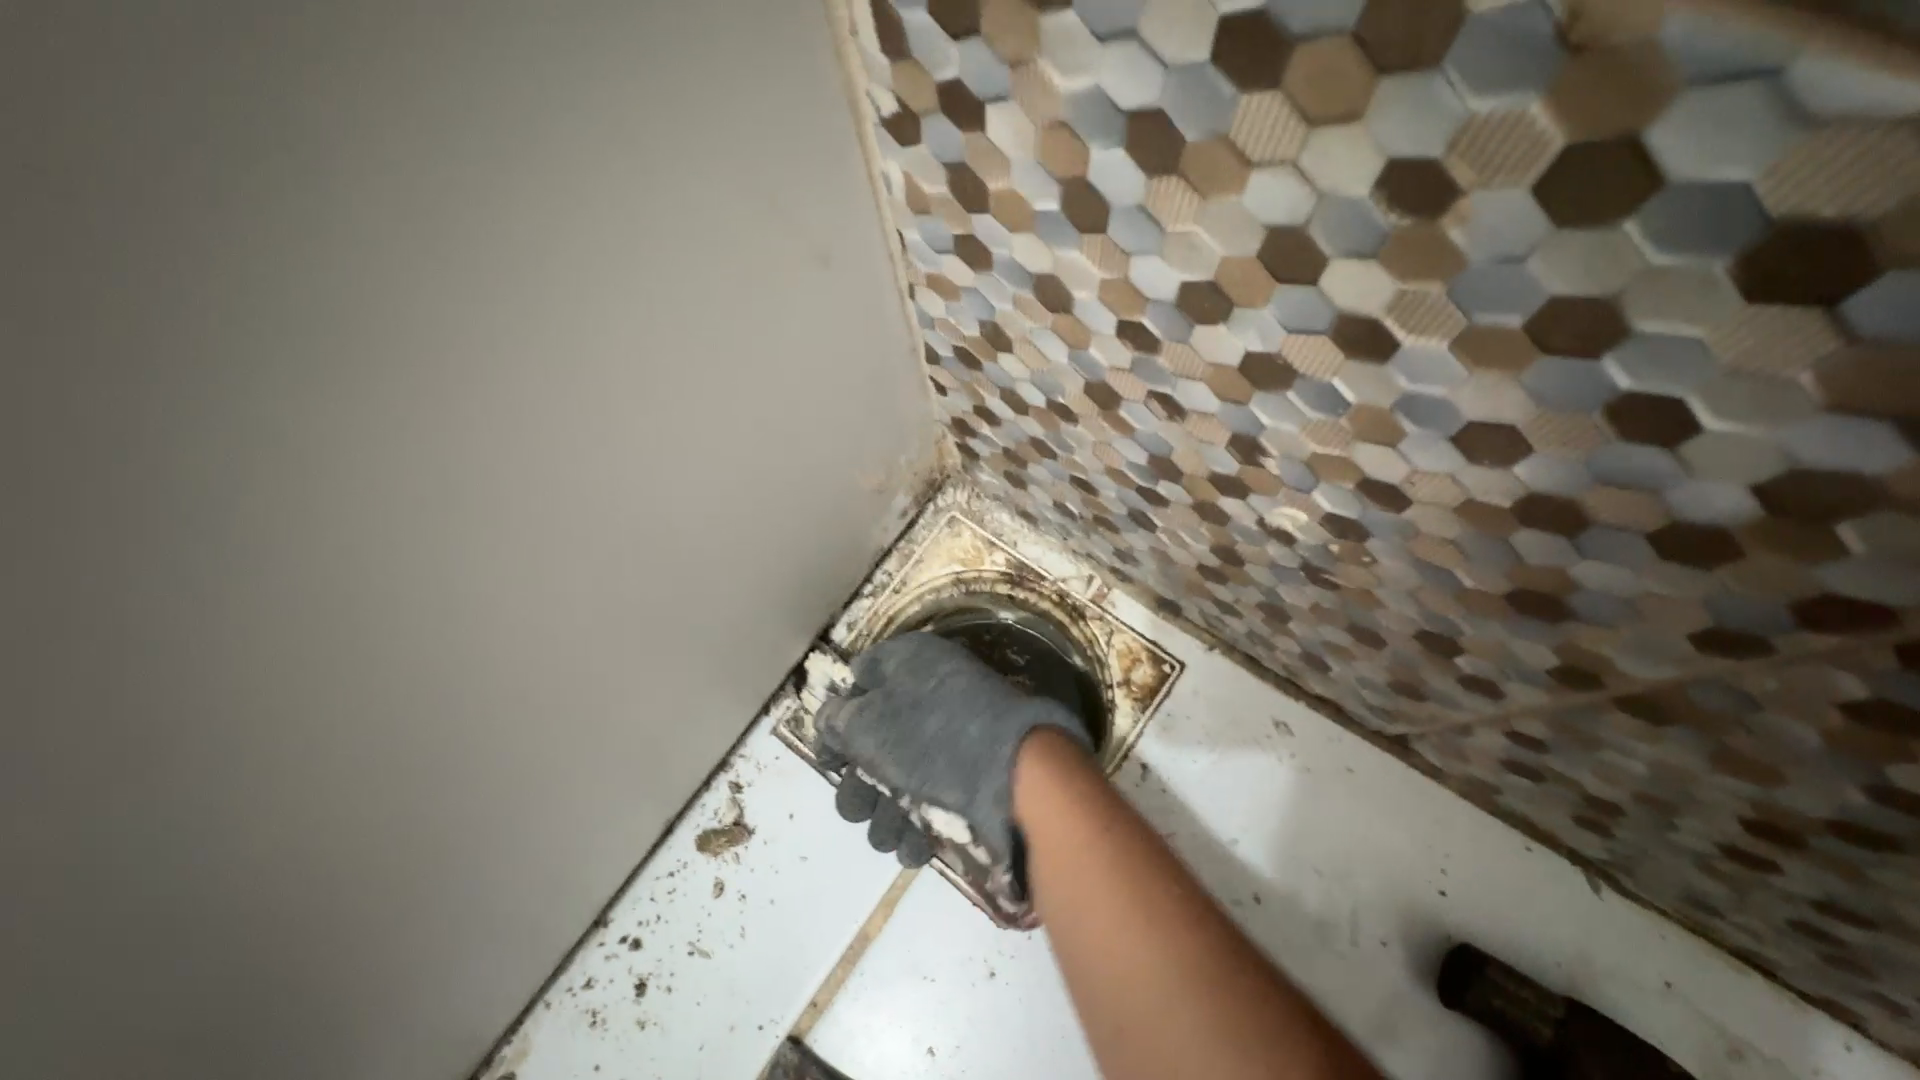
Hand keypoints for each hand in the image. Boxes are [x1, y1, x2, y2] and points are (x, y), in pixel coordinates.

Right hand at [814, 631, 1092, 868]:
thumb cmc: (931, 740)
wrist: (1015, 778)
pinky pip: (933, 802)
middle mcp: (932, 695)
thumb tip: (829, 717)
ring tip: (889, 832)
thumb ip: (838, 721)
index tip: (829, 756)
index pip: (862, 681)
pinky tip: (916, 844)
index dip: (838, 720)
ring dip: (885, 814)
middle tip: (859, 806)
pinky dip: (919, 827)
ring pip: (902, 780)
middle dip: (861, 782)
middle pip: (877, 739)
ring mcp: (955, 740)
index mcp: (910, 664)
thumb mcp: (867, 724)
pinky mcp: (972, 780)